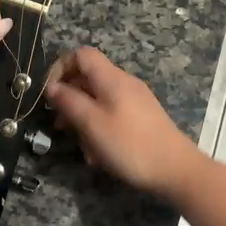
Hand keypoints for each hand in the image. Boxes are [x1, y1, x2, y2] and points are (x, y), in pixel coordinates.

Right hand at [44, 47, 202, 198]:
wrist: (177, 171)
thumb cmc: (130, 145)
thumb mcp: (92, 123)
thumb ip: (69, 101)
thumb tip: (51, 87)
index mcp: (111, 78)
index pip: (81, 55)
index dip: (60, 68)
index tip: (49, 94)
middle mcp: (124, 84)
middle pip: (87, 78)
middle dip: (70, 100)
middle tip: (60, 125)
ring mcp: (135, 101)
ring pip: (98, 101)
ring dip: (83, 120)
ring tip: (82, 148)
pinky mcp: (141, 118)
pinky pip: (112, 115)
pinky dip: (100, 130)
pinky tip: (99, 156)